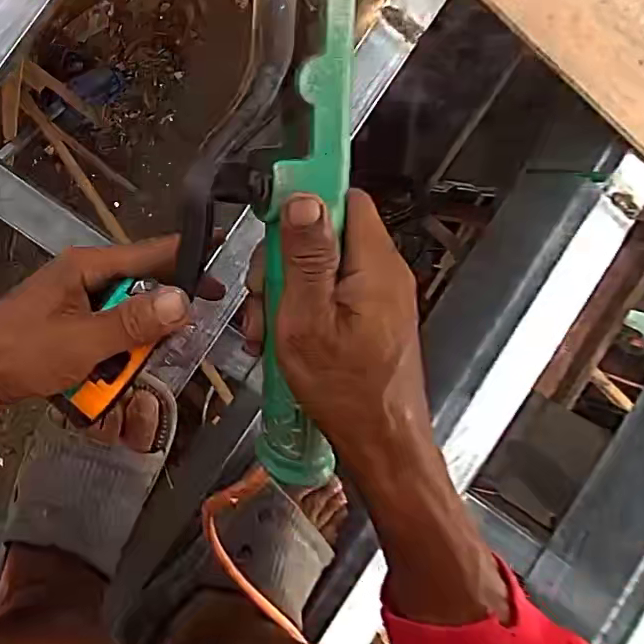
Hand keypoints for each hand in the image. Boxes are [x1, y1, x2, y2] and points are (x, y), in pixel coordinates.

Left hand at [0, 235, 216, 426]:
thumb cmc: (21, 352)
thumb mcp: (84, 341)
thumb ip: (134, 323)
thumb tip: (183, 299)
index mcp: (85, 268)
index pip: (148, 254)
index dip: (186, 260)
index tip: (222, 268)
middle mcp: (81, 281)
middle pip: (138, 301)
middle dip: (147, 338)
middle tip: (154, 363)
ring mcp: (72, 309)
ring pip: (121, 333)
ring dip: (120, 365)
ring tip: (105, 390)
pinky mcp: (65, 333)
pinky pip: (100, 349)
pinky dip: (101, 373)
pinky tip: (89, 396)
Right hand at [250, 189, 509, 625]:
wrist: (380, 446)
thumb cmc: (342, 387)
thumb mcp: (307, 317)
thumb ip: (305, 257)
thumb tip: (303, 198)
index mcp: (373, 265)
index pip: (345, 199)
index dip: (306, 198)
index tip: (270, 218)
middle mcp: (380, 272)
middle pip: (321, 234)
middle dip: (281, 259)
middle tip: (263, 295)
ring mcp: (374, 295)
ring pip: (315, 265)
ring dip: (281, 290)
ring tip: (267, 328)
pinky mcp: (366, 315)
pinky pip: (323, 292)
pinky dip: (296, 307)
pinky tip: (279, 337)